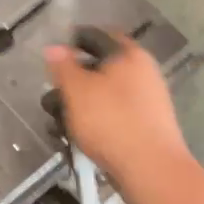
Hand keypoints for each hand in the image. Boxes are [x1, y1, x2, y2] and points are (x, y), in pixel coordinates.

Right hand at [43, 35, 190, 185]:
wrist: (149, 167)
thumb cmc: (110, 121)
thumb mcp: (77, 90)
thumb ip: (63, 66)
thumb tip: (54, 47)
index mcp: (128, 54)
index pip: (96, 36)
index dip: (72, 42)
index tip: (53, 59)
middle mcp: (141, 72)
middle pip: (98, 68)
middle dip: (71, 83)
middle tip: (53, 99)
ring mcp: (145, 101)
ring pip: (103, 96)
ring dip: (78, 107)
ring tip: (60, 125)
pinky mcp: (144, 126)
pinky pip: (112, 116)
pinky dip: (93, 122)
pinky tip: (79, 139)